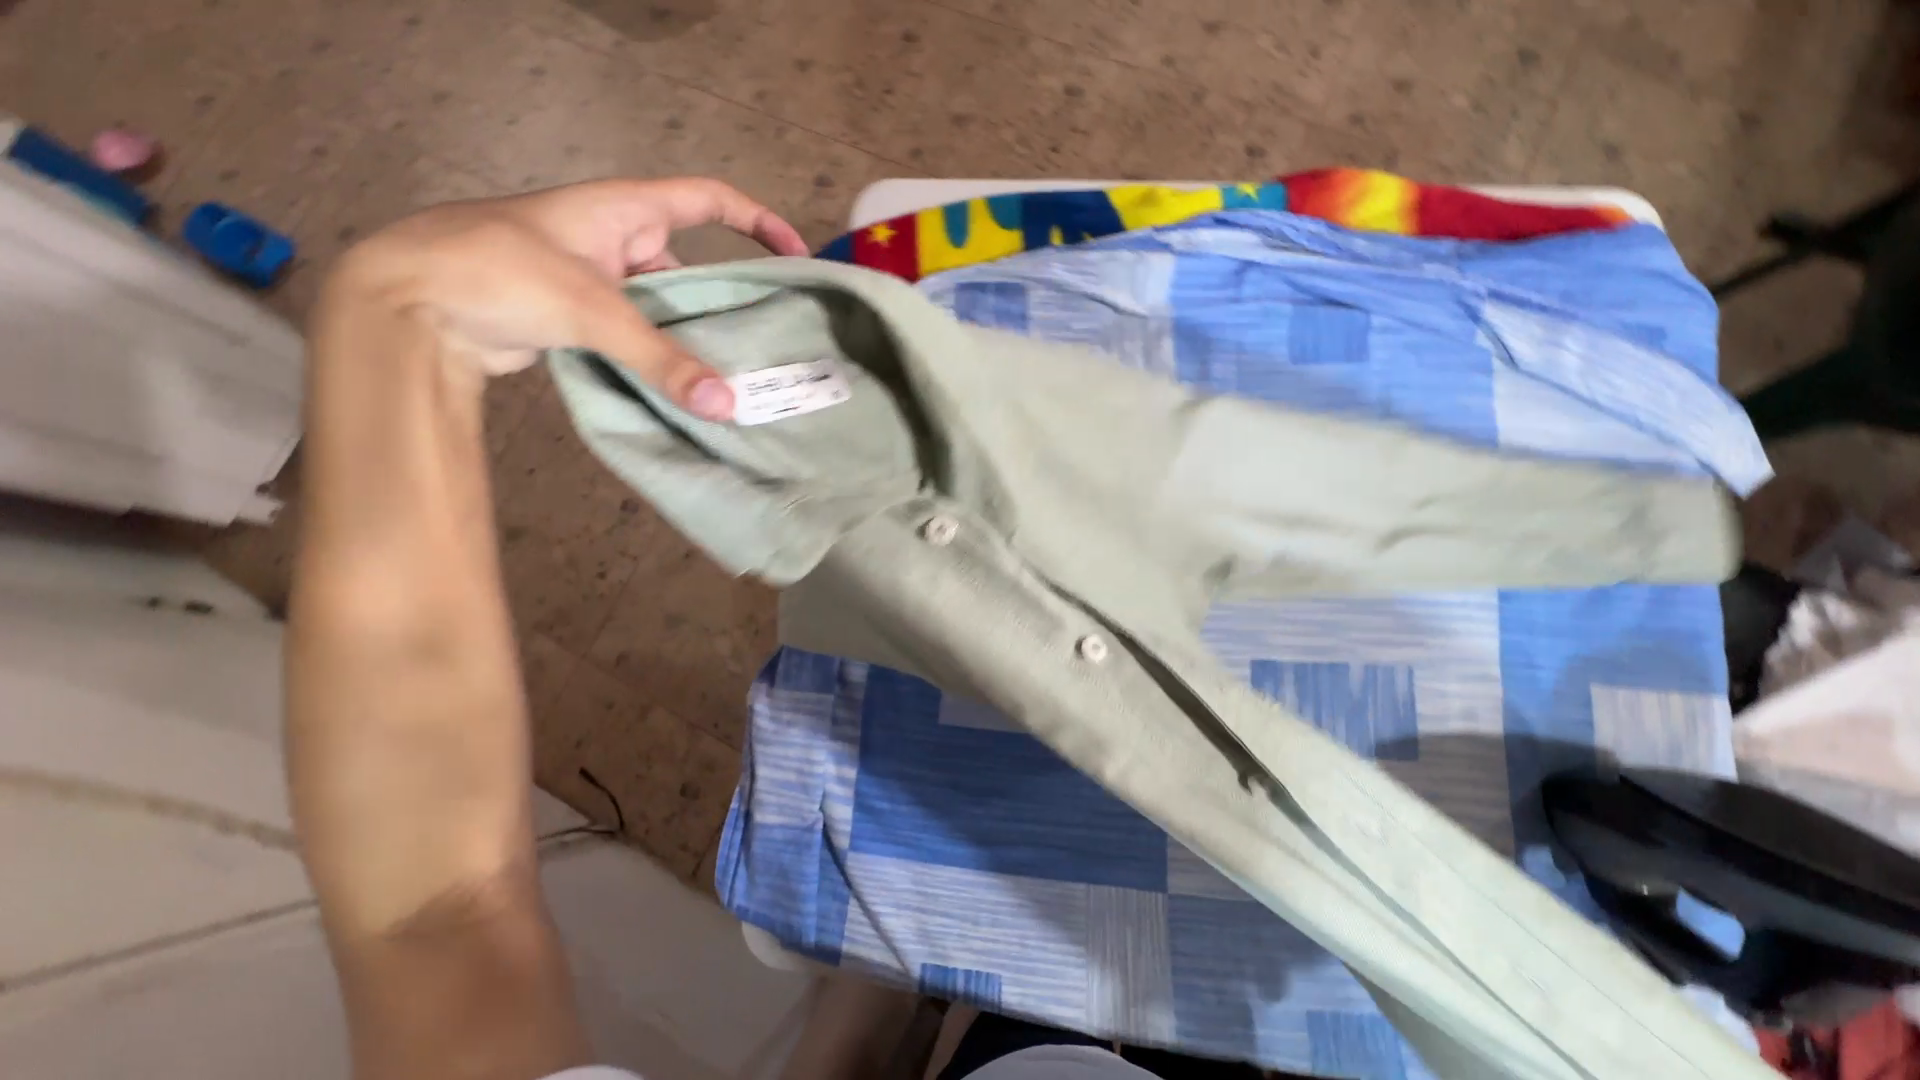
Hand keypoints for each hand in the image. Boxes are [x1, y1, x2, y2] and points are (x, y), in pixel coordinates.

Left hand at [316, 177, 809, 420]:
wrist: (408, 302)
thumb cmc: (499, 272)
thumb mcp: (591, 309)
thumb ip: (661, 359)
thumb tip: (727, 407)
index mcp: (624, 210)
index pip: (708, 200)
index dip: (756, 221)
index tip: (795, 253)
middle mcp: (615, 238)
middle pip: (690, 263)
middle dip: (727, 297)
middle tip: (767, 338)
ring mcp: (594, 279)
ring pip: (660, 305)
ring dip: (689, 335)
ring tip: (732, 373)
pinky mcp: (574, 317)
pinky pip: (632, 333)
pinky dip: (656, 356)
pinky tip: (680, 387)